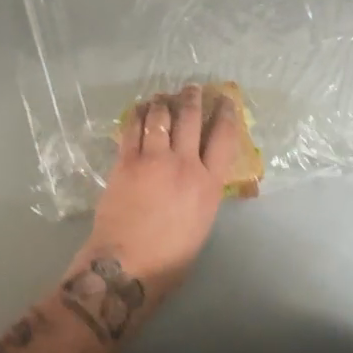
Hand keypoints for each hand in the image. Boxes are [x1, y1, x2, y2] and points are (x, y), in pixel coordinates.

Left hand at [75, 85, 242, 305]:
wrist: (126, 265)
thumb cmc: (170, 258)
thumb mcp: (202, 223)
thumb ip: (204, 192)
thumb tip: (201, 173)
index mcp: (208, 184)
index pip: (223, 138)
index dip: (226, 114)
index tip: (226, 101)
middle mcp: (183, 165)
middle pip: (190, 118)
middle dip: (192, 98)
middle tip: (192, 88)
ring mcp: (152, 160)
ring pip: (160, 118)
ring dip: (163, 102)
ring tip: (163, 96)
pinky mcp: (125, 162)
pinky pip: (133, 129)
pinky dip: (138, 114)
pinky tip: (140, 109)